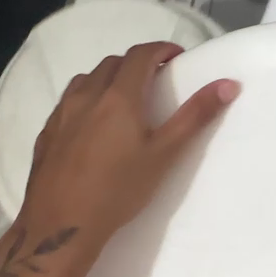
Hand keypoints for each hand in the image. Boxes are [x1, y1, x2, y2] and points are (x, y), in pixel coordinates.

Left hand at [17, 41, 238, 247]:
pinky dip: (86, 99)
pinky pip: (68, 102)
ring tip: (124, 99)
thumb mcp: (165, 154)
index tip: (176, 57)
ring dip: (108, 78)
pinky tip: (93, 125)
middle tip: (156, 81)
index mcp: (119, 97)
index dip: (160, 50)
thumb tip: (228, 84)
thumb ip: (196, 116)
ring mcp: (61, 114)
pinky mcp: (46, 134)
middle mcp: (86, 96)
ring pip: (86, 80)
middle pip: (112, 63)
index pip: (140, 55)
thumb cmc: (119, 189)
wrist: (61, 226)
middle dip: (136, 63)